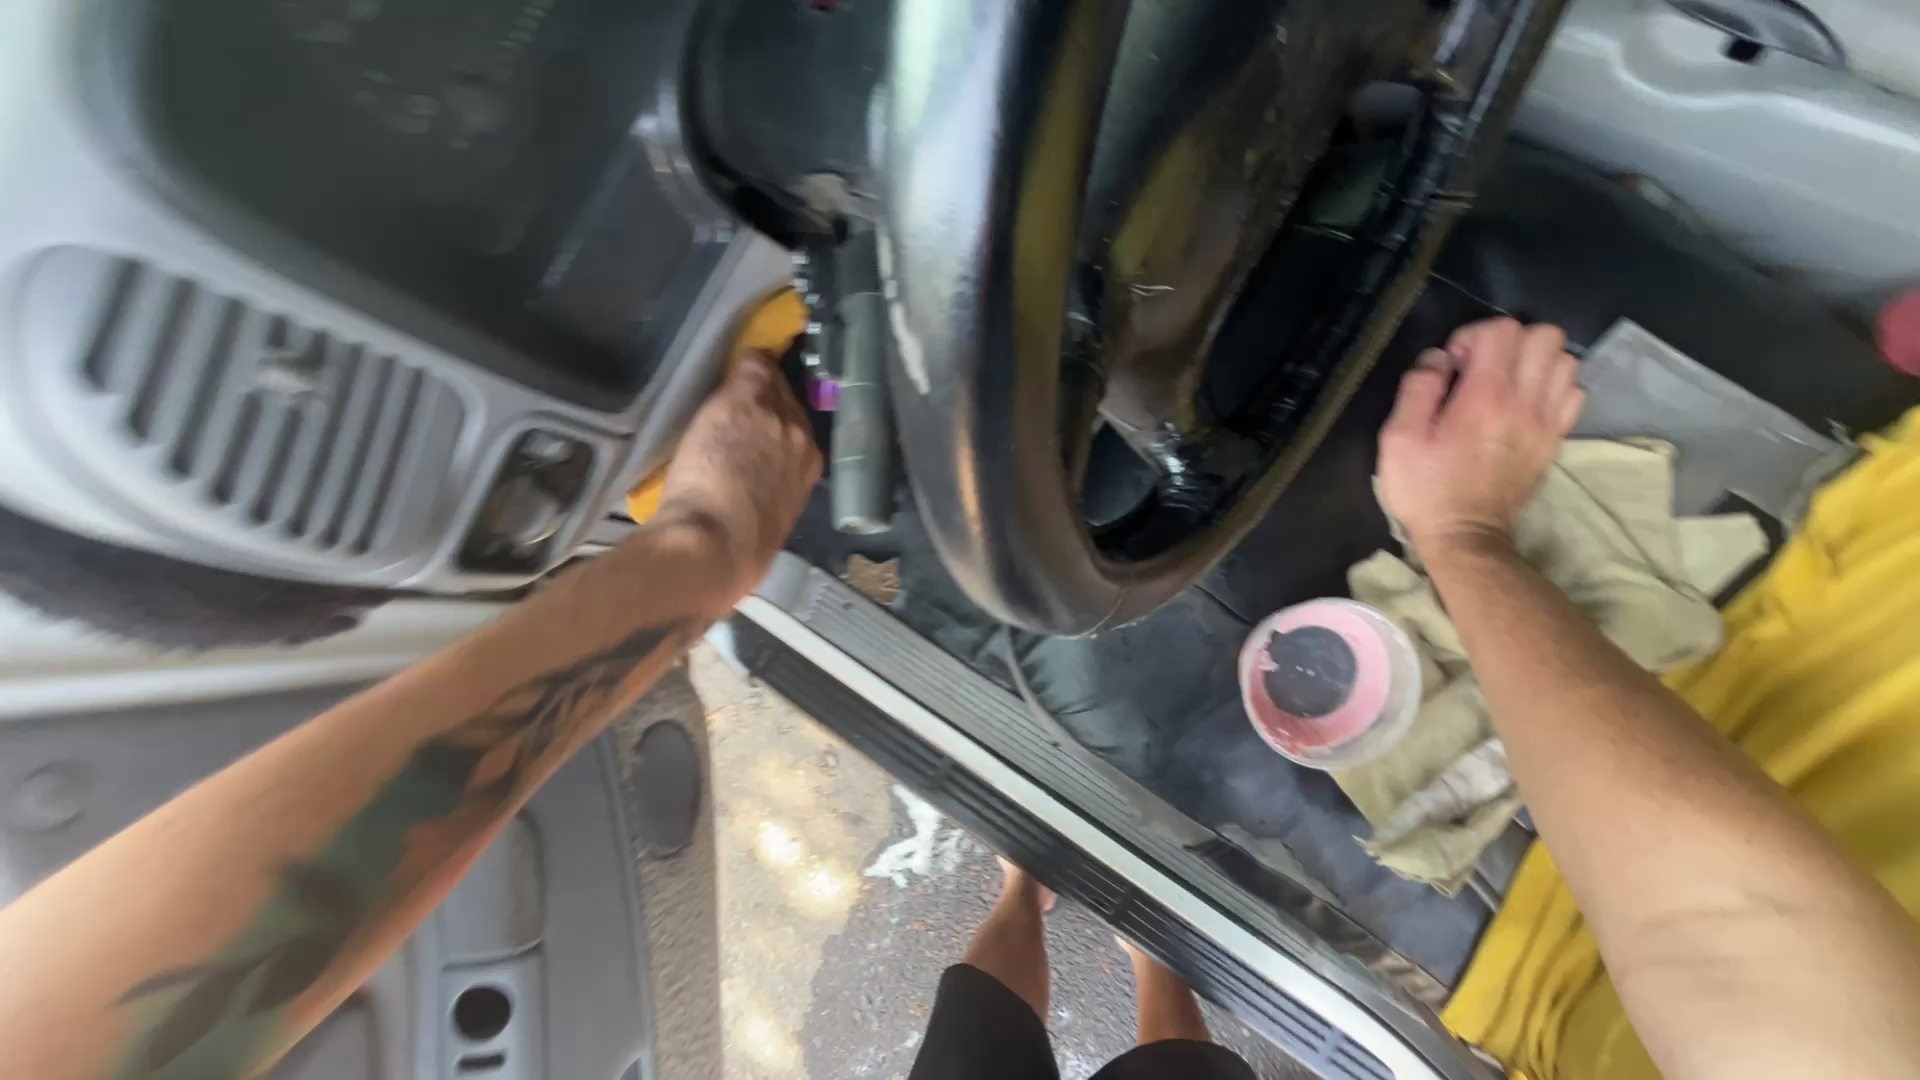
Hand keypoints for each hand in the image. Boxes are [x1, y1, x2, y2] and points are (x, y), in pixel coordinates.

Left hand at [657, 351, 821, 588]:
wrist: (718, 543)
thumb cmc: (740, 547)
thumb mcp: (770, 517)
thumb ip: (771, 488)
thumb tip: (760, 487)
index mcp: (809, 467)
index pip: (799, 428)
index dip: (778, 422)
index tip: (761, 423)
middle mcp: (802, 437)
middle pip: (790, 399)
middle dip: (768, 399)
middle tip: (742, 403)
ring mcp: (777, 416)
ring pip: (772, 380)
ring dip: (753, 382)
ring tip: (731, 385)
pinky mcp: (747, 399)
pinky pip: (753, 363)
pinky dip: (743, 362)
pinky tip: (728, 362)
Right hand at [1376, 318, 1583, 552]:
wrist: (1464, 535)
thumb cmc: (1424, 487)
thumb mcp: (1398, 438)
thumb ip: (1417, 389)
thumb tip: (1437, 359)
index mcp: (1485, 396)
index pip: (1501, 331)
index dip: (1470, 336)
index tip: (1450, 365)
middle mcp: (1527, 401)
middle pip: (1544, 335)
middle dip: (1507, 341)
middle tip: (1477, 368)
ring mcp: (1548, 420)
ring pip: (1565, 358)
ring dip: (1531, 361)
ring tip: (1500, 383)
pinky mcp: (1556, 437)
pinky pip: (1573, 390)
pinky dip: (1550, 386)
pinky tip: (1521, 403)